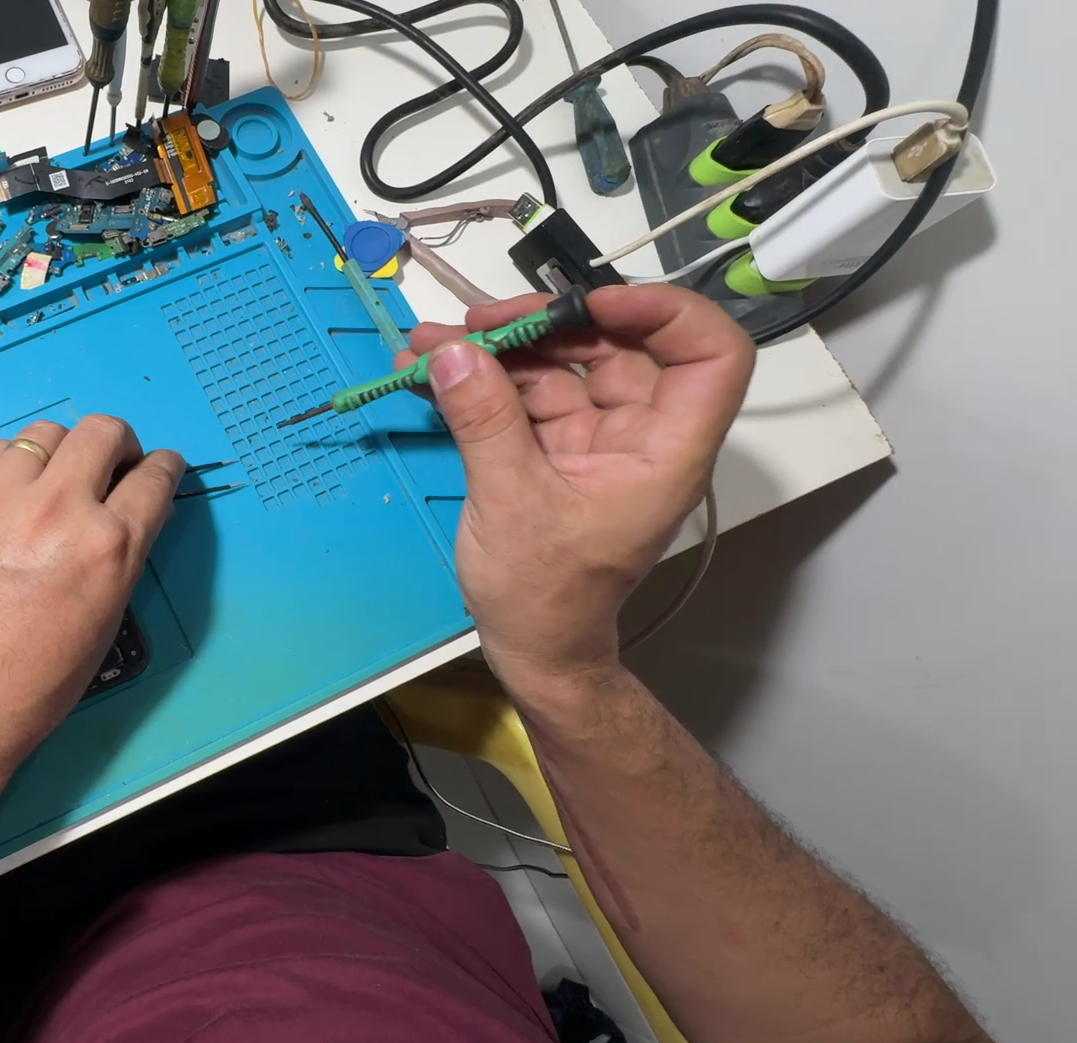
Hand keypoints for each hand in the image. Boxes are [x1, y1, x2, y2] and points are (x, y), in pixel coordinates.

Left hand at [0, 417, 184, 780]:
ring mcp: (1, 501)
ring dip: (67, 450)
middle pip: (103, 431)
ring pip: (47, 432)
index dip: (167, 468)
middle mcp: (57, 510)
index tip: (163, 467)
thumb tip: (136, 511)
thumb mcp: (107, 618)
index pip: (154, 478)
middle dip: (122, 444)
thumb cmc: (41, 680)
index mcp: (107, 547)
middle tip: (116, 470)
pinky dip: (17, 463)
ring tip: (61, 480)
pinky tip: (16, 493)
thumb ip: (126, 552)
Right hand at [401, 285, 754, 687]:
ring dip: (495, 353)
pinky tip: (434, 373)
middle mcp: (635, 434)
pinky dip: (479, 385)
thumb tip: (451, 353)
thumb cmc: (541, 589)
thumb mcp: (509, 502)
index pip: (707, 355)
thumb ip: (484, 422)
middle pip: (613, 350)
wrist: (530, 644)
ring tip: (432, 343)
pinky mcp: (548, 452)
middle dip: (544, 326)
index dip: (662, 313)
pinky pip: (520, 402)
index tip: (587, 303)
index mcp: (663, 450)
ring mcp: (589, 441)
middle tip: (476, 322)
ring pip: (557, 371)